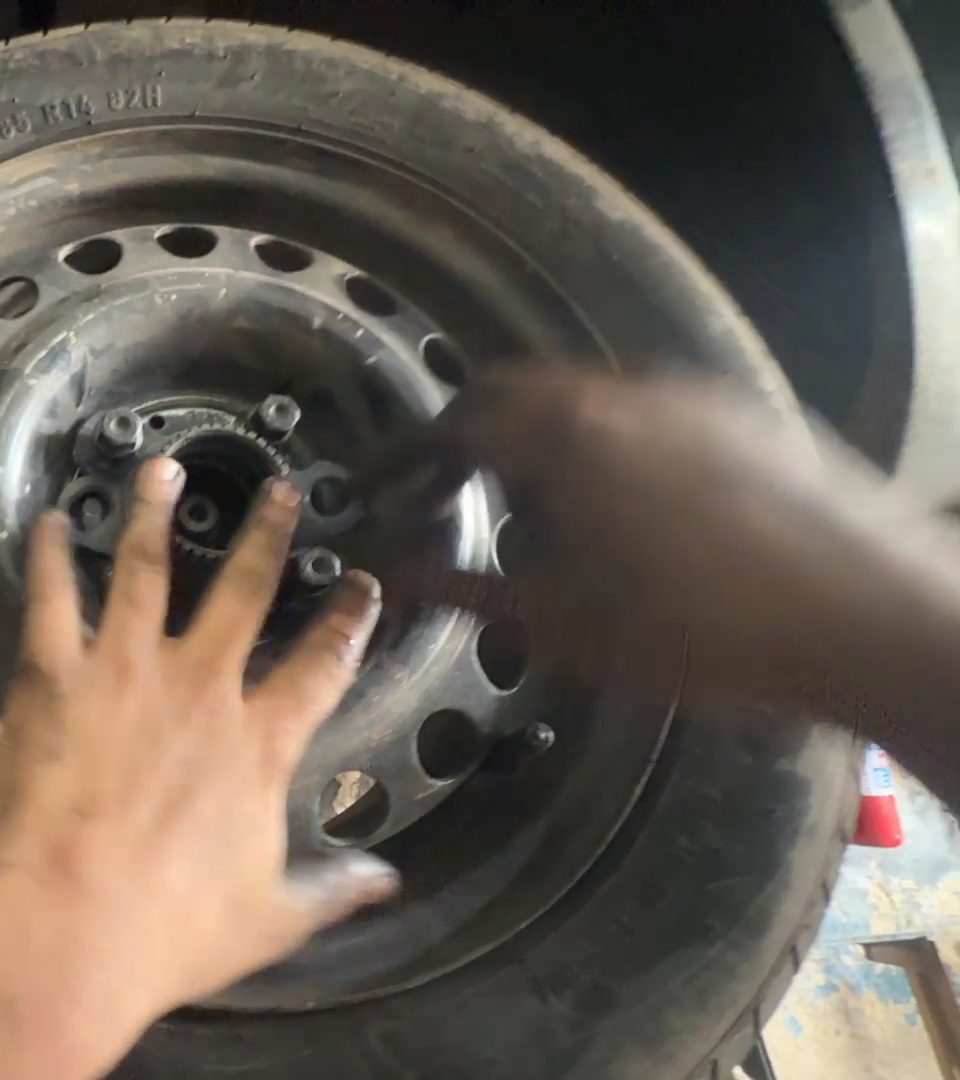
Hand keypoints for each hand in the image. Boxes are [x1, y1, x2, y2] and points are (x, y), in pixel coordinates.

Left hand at [0, 457, 396, 1057]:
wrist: (71, 918)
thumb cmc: (169, 926)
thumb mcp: (270, 919)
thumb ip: (332, 892)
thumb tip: (388, 881)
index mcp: (255, 742)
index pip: (318, 668)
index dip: (345, 624)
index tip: (361, 588)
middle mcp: (199, 686)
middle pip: (244, 591)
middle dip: (267, 536)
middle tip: (281, 491)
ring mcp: (125, 667)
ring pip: (145, 566)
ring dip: (154, 512)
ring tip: (161, 466)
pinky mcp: (57, 669)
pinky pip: (52, 594)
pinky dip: (48, 553)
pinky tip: (48, 519)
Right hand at [359, 367, 934, 711]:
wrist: (889, 627)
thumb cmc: (694, 629)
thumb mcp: (555, 619)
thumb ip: (460, 588)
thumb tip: (389, 578)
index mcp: (559, 438)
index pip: (449, 425)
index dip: (403, 457)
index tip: (378, 486)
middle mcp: (613, 394)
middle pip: (502, 388)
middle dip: (456, 431)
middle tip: (437, 484)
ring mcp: (683, 395)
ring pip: (568, 387)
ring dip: (521, 425)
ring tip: (514, 486)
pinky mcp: (736, 410)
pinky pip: (629, 399)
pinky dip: (585, 426)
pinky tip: (601, 484)